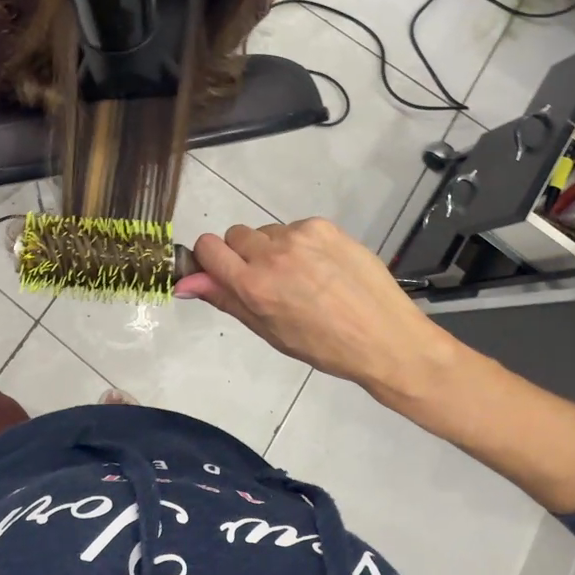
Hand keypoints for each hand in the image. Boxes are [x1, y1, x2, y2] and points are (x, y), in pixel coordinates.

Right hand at [182, 220, 574, 516]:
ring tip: (303, 277)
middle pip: (234, 235)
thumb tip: (184, 282)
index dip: (212, 259)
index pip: (207, 247)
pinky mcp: (323, 226)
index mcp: (254, 286)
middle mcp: (272, 254)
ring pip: (265, 231)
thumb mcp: (268, 331)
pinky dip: (300, 243)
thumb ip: (225, 299)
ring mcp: (300, 236)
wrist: (389, 342)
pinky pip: (294, 227)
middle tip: (270, 281)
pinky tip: (323, 268)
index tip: (225, 274)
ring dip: (273, 248)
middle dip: (243, 255)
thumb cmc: (324, 347)